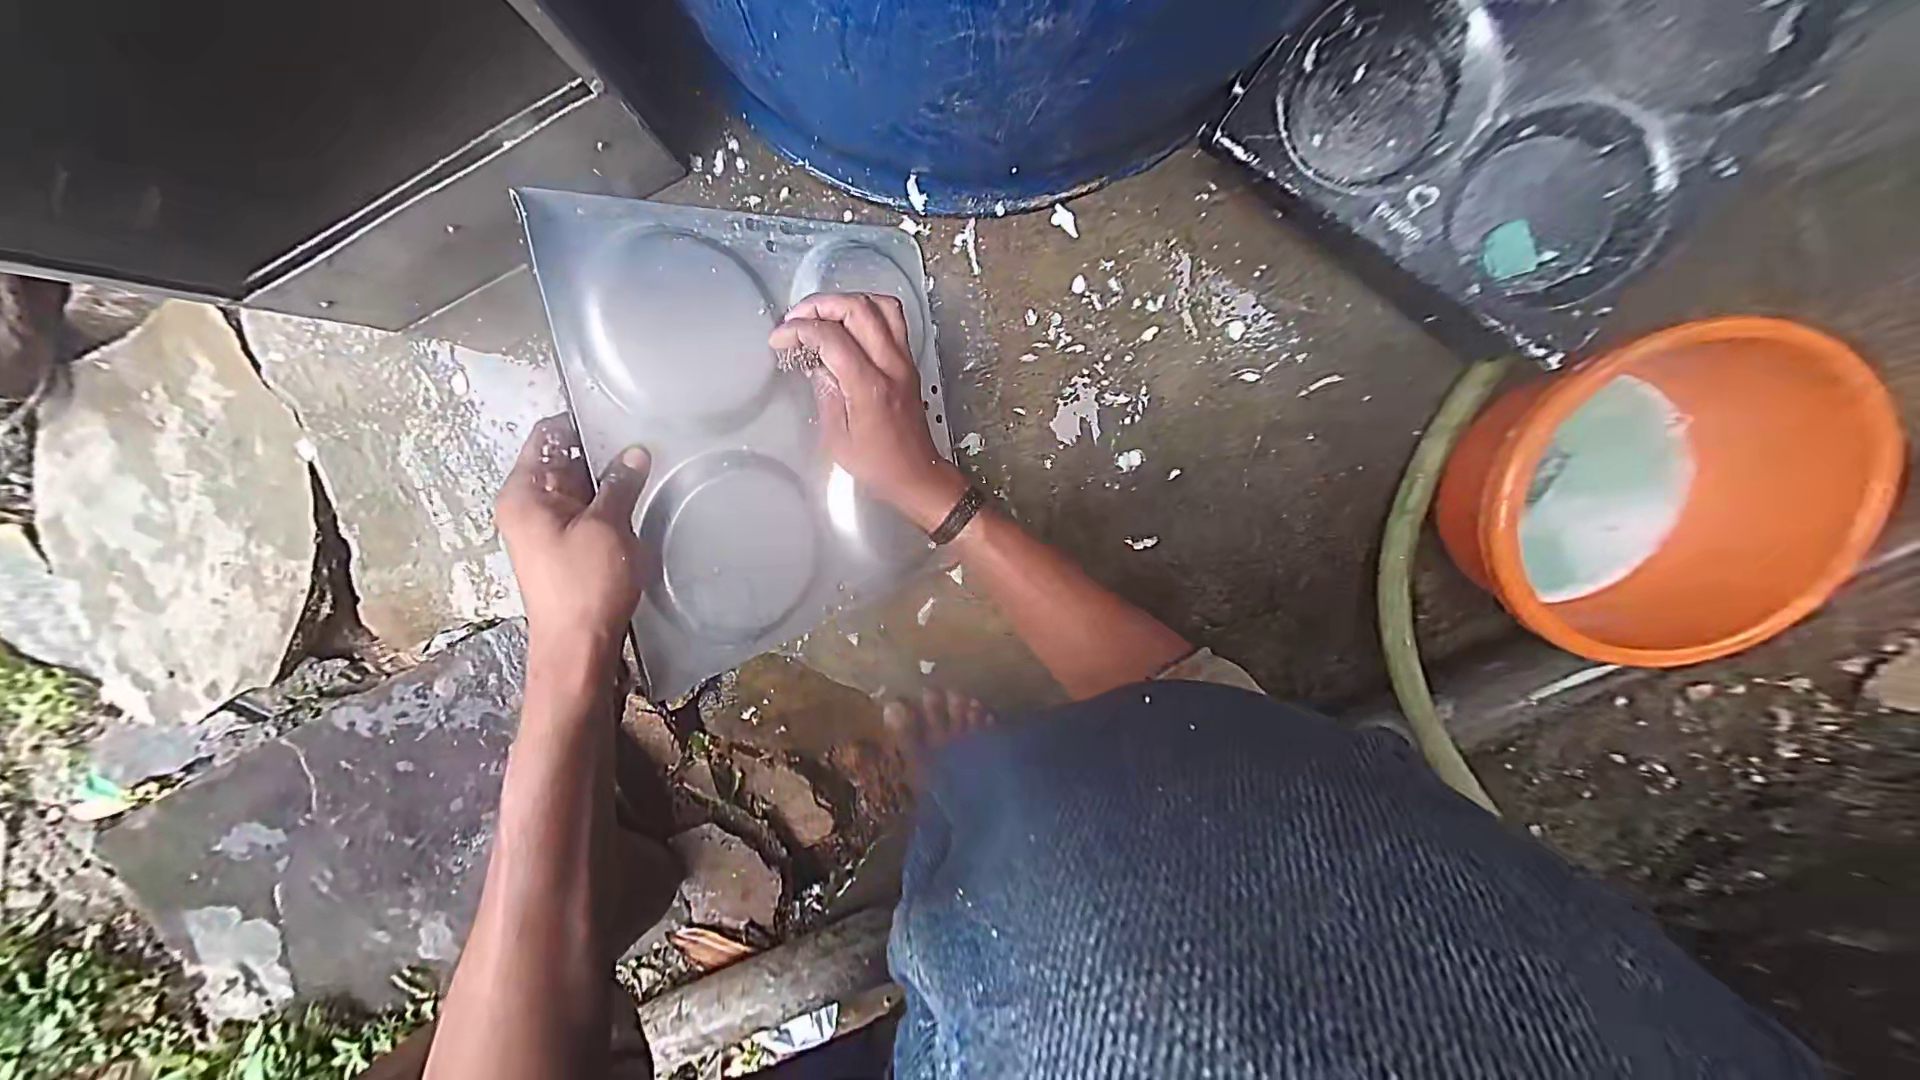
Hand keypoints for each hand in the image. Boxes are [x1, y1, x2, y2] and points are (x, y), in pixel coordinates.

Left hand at [495, 415, 650, 650]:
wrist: (580, 642)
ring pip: (580, 486)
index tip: (619, 413)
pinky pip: (589, 509)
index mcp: (524, 493)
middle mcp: (529, 504)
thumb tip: (634, 453)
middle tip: (644, 436)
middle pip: (564, 459)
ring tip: (649, 463)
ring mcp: (548, 526)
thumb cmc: (585, 583)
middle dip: (601, 449)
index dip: (580, 421)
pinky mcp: (568, 544)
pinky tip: (639, 497)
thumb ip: (620, 485)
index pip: (547, 436)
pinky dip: (610, 501)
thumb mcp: (607, 527)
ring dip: (609, 478)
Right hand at [770, 292, 967, 531]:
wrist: (916, 474)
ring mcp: (905, 361)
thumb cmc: (878, 464)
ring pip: (880, 306)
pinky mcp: (910, 363)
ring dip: (846, 302)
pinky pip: (893, 320)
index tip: (780, 339)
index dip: (799, 330)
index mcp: (870, 387)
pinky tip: (848, 325)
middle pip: (857, 308)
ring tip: (821, 316)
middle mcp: (891, 366)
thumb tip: (814, 360)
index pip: (831, 337)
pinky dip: (867, 311)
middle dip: (819, 305)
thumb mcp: (837, 436)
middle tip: (796, 319)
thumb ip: (825, 391)